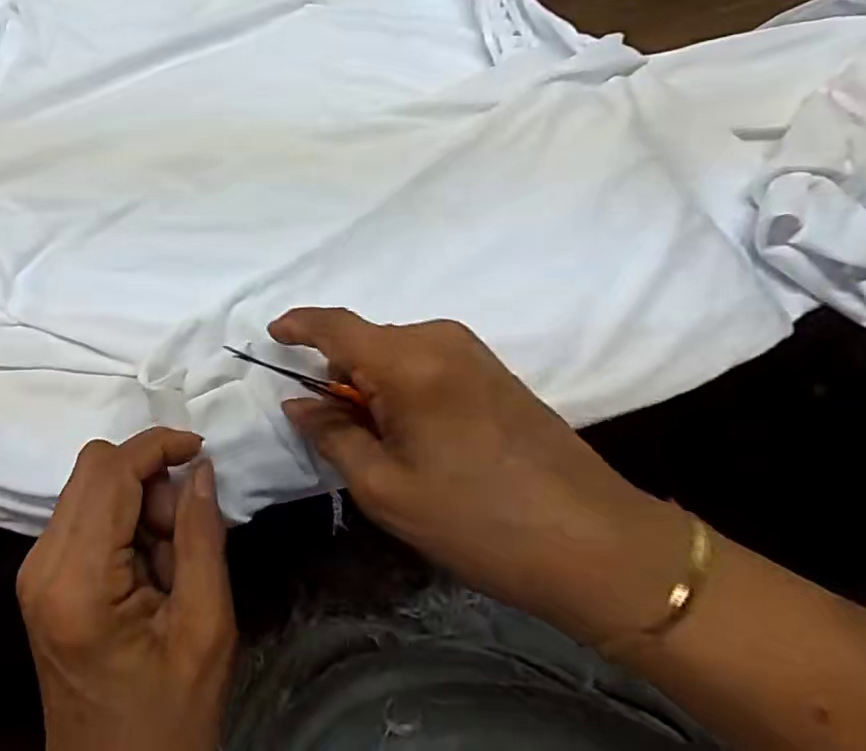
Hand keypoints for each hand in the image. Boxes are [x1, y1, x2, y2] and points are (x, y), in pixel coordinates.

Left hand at [17, 428, 235, 750]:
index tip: (201, 450)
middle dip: (149, 477)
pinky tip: (150, 566)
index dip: (158, 445)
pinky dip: (126, 520)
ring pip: (91, 486)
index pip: (110, 471)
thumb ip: (201, 537)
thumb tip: (200, 468)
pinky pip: (87, 514)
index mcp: (76, 579)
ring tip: (171, 559)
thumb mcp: (205, 626)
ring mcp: (36, 572)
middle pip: (94, 468)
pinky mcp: (44, 580)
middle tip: (184, 528)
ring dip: (140, 500)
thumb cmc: (167, 715)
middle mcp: (41, 565)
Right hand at [272, 308, 692, 648]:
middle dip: (340, 375)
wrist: (593, 540)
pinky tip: (419, 436)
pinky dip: (406, 387)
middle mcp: (439, 338)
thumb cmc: (477, 519)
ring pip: (397, 353)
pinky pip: (428, 362)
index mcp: (408, 360)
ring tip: (382, 444)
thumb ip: (334, 435)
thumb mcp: (388, 489)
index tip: (272, 335)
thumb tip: (299, 402)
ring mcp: (472, 350)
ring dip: (375, 385)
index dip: (299, 326)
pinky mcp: (493, 369)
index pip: (336, 326)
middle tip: (335, 432)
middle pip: (367, 341)